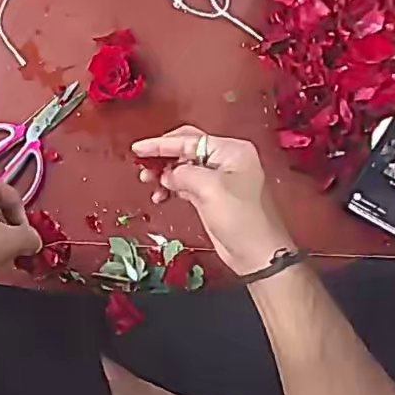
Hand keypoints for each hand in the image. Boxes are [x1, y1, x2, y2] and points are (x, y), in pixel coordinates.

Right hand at [133, 126, 294, 275]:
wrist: (257, 254)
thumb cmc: (241, 219)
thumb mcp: (210, 189)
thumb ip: (184, 173)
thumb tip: (167, 173)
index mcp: (232, 150)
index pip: (190, 139)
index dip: (161, 144)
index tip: (138, 149)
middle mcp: (226, 159)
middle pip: (186, 149)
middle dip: (162, 158)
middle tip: (142, 168)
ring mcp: (219, 178)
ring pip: (183, 167)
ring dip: (164, 174)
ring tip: (148, 182)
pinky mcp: (212, 195)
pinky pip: (186, 183)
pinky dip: (171, 187)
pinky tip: (160, 196)